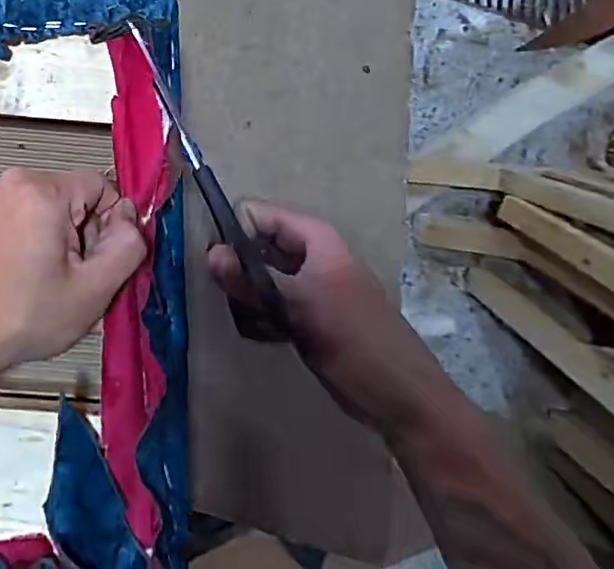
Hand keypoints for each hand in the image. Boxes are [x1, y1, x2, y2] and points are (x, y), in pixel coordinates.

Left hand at [0, 168, 148, 378]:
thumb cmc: (23, 316)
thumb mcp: (93, 289)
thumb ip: (127, 246)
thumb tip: (131, 217)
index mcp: (42, 190)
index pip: (102, 186)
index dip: (109, 224)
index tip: (94, 260)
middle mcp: (16, 182)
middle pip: (77, 196)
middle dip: (85, 233)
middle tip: (72, 276)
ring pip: (54, 207)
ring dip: (62, 239)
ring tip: (47, 279)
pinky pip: (29, 214)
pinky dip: (37, 239)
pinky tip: (27, 274)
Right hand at [209, 203, 444, 437]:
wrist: (404, 400)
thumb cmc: (354, 341)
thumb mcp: (297, 306)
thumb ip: (249, 279)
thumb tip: (209, 253)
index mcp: (314, 236)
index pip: (253, 213)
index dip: (234, 235)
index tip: (223, 268)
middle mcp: (310, 252)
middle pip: (254, 243)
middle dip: (238, 268)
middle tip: (236, 299)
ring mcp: (309, 283)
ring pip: (259, 273)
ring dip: (248, 296)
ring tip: (253, 320)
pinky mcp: (308, 311)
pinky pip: (270, 299)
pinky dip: (261, 314)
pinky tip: (265, 334)